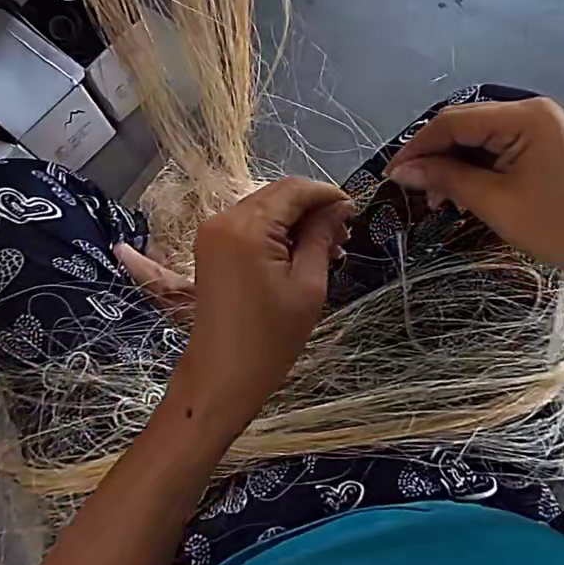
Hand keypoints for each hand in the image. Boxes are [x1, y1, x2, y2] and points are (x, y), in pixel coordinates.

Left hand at [151, 179, 353, 437]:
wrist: (221, 374)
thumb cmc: (270, 337)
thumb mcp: (307, 285)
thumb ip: (320, 238)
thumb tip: (338, 208)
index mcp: (246, 226)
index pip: (293, 190)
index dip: (327, 195)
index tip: (355, 210)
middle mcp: (222, 219)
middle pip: (275, 195)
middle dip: (311, 208)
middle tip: (343, 236)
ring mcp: (211, 233)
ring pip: (262, 208)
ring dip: (293, 221)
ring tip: (327, 249)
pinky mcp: (209, 248)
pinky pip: (247, 225)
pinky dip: (273, 232)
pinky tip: (298, 253)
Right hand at [384, 98, 563, 286]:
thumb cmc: (555, 227)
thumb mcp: (492, 201)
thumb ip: (443, 178)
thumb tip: (399, 171)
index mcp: (526, 117)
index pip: (453, 121)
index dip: (417, 146)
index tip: (392, 173)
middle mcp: (531, 112)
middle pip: (462, 125)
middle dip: (432, 155)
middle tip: (409, 185)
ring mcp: (536, 127)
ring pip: (472, 137)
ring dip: (448, 163)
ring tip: (434, 196)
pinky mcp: (537, 145)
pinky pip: (489, 147)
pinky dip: (467, 167)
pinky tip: (456, 190)